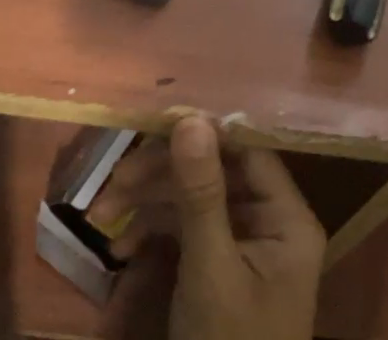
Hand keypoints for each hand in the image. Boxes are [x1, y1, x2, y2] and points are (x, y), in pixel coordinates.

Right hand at [89, 118, 324, 339]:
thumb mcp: (211, 269)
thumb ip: (201, 193)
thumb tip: (190, 118)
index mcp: (286, 218)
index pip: (246, 150)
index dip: (202, 133)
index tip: (153, 122)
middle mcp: (268, 221)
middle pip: (213, 171)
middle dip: (159, 175)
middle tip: (113, 184)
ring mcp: (241, 242)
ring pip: (190, 198)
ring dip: (145, 203)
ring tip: (101, 218)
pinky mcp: (215, 262)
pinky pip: (182, 228)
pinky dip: (150, 232)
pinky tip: (120, 248)